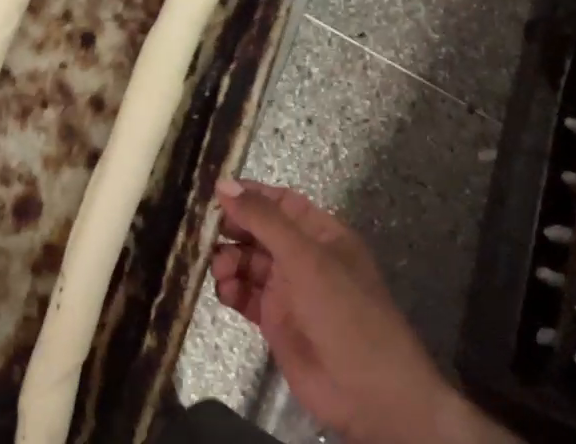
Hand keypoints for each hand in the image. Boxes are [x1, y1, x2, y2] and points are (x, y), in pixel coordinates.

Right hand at [212, 180, 510, 443]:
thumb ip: (262, 219)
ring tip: (221, 272)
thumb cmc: (344, 312)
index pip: (281, 202)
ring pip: (247, 262)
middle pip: (259, 231)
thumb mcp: (304, 257)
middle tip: (206, 233)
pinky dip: (231, 290)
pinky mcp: (275, 321)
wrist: (369, 393)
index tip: (215, 192)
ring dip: (228, 261)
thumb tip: (223, 183)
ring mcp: (289, 291)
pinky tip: (226, 292)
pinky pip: (245, 295)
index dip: (250, 195)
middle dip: (233, 229)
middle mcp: (304, 258)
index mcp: (321, 236)